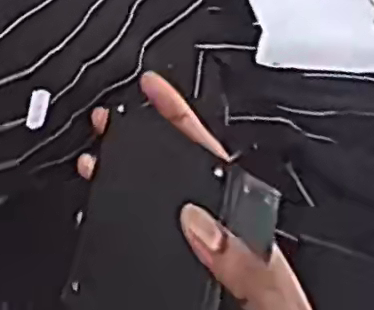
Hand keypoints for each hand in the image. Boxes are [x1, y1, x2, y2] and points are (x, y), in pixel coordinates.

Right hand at [76, 72, 313, 309]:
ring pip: (148, 199)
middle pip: (173, 172)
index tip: (152, 85)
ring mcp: (194, 261)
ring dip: (116, 171)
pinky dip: (109, 208)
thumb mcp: (281, 303)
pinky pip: (131, 231)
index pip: (211, 162)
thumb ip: (249, 267)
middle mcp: (219, 244)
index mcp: (249, 239)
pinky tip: (95, 199)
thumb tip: (197, 220)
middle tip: (106, 115)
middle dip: (135, 135)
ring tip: (92, 153)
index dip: (179, 117)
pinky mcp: (169, 283)